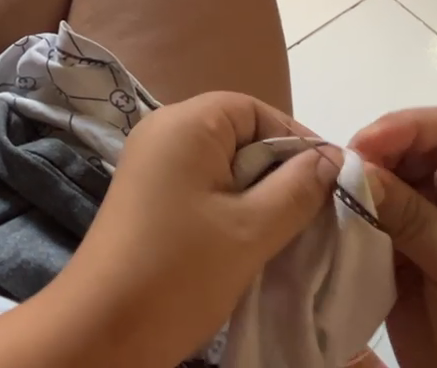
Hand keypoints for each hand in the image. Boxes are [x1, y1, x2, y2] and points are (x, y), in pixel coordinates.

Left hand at [49, 91, 338, 366]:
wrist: (102, 327)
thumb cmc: (180, 269)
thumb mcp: (251, 229)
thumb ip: (298, 188)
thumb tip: (334, 158)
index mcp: (185, 122)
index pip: (253, 109)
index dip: (295, 138)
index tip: (331, 179)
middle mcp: (164, 130)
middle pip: (237, 132)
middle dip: (279, 168)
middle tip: (315, 211)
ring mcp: (151, 163)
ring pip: (221, 163)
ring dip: (257, 192)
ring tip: (288, 230)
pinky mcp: (147, 195)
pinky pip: (201, 184)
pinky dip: (230, 205)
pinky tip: (251, 240)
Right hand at [351, 108, 436, 367]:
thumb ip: (414, 216)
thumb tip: (353, 166)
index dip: (407, 127)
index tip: (364, 143)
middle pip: (410, 149)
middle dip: (375, 153)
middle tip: (339, 169)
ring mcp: (429, 225)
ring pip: (385, 181)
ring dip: (358, 182)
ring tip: (328, 190)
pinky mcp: (400, 253)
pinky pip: (369, 218)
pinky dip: (348, 213)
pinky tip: (329, 213)